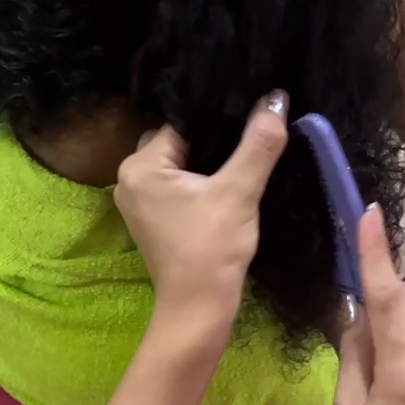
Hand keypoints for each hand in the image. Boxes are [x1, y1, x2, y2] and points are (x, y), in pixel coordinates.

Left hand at [115, 92, 288, 331]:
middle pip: (177, 142)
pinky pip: (173, 187)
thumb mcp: (240, 191)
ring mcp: (135, 202)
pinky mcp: (148, 220)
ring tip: (236, 164)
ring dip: (204, 165)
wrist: (198, 307)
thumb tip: (275, 97)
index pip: (182, 123)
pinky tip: (222, 188)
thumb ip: (259, 142)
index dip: (217, 123)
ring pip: (176, 165)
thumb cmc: (213, 249)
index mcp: (140, 166)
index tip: (246, 123)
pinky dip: (195, 185)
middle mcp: (128, 179)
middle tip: (244, 145)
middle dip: (210, 144)